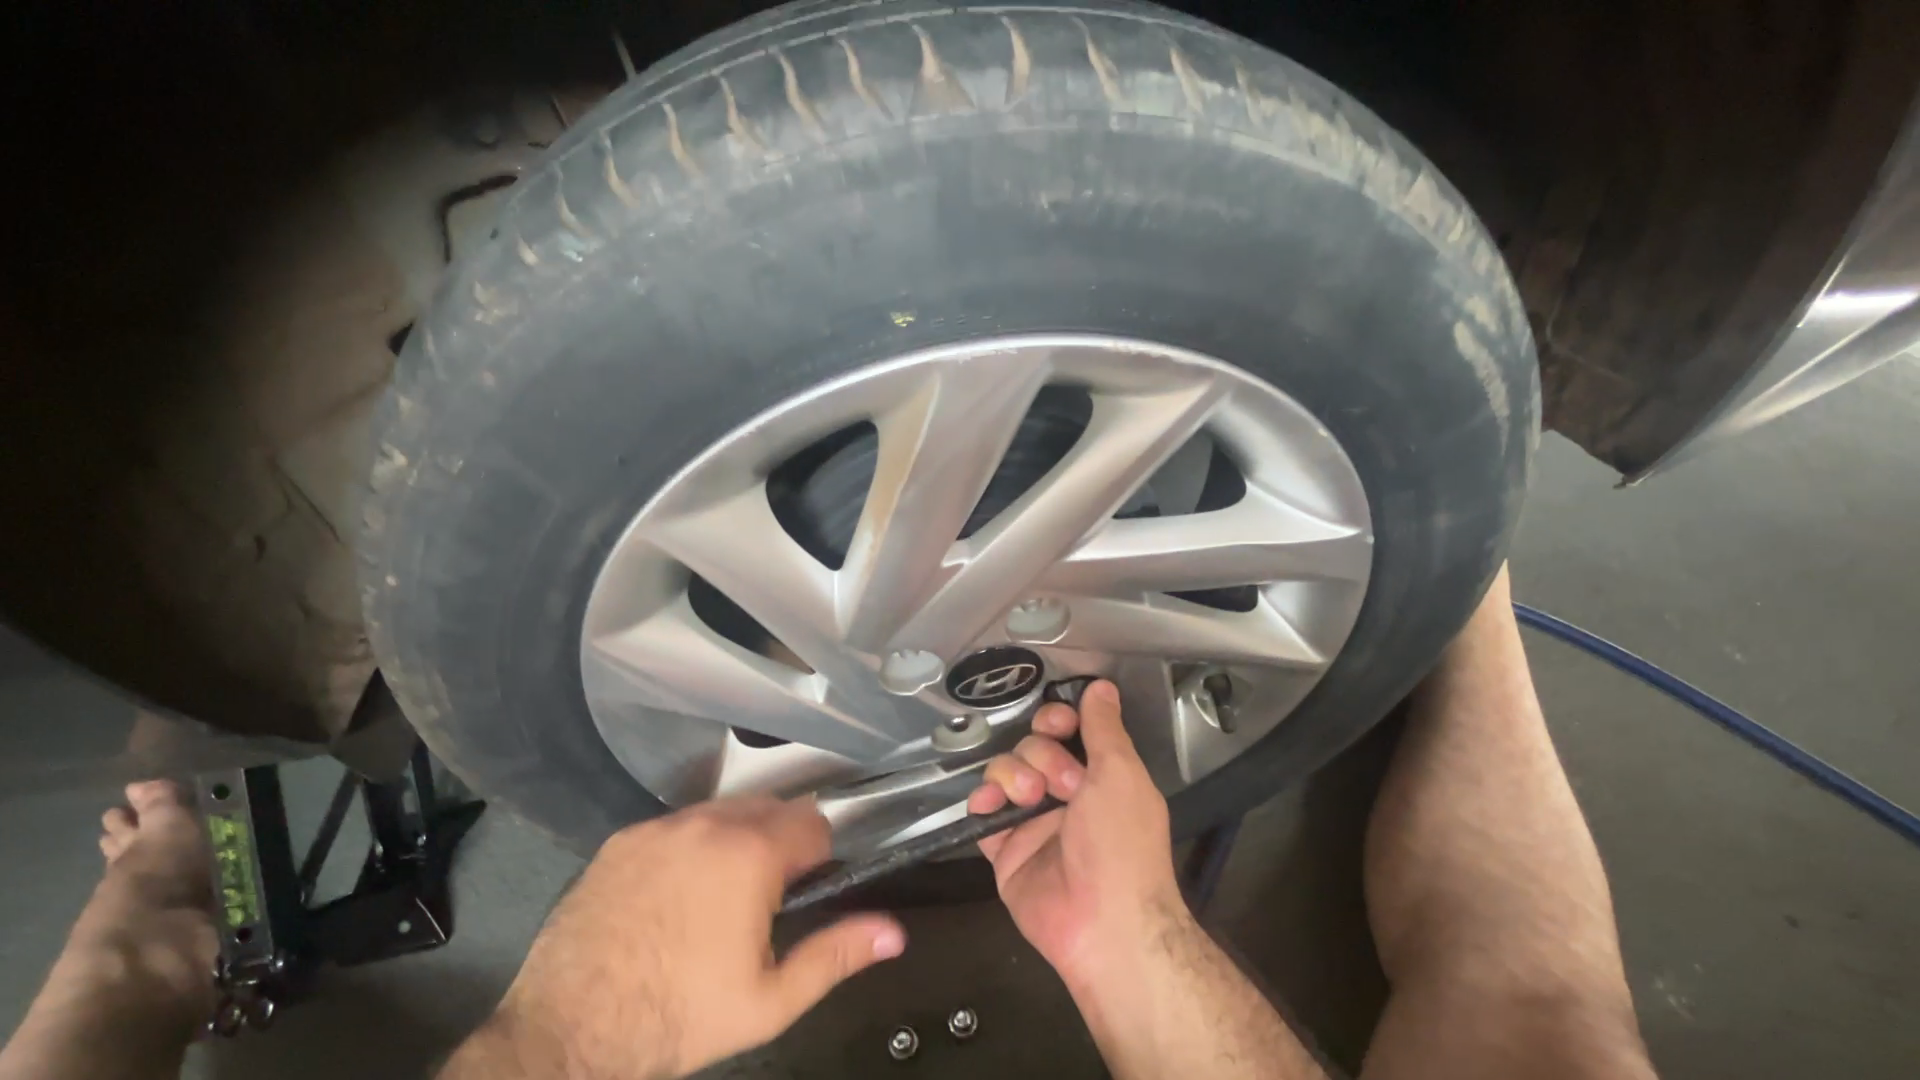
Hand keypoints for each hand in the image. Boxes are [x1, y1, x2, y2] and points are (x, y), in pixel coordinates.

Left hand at [448, 798, 904, 1079]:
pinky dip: (690, 847)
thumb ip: (837, 955)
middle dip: (782, 843)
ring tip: (721, 898)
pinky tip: (674, 896)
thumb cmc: (679, 1015)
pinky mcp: (621, 840)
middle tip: (769, 900)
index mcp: (753, 854)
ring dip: (736, 840)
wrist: (567, 1032)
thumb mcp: (771, 1000)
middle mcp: (708, 824)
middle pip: (770, 808)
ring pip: (722, 813)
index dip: (821, 856)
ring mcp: (659, 828)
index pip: (814, 822)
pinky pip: (676, 827)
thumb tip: (894, 932)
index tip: (807, 890)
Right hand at [966, 680, 1186, 988]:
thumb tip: (1102, 687)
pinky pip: (982, 811)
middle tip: (1061, 785)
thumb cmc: (1121, 843)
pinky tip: (990, 804)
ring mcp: (1033, 821)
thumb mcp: (1121, 774)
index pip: (1067, 730)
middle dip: (1040, 756)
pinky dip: (982, 801)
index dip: (1056, 720)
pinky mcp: (1005, 848)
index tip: (1056, 724)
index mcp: (1100, 776)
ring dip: (1011, 774)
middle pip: (1032, 746)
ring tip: (1027, 798)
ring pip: (1005, 772)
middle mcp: (1066, 795)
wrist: (1103, 923)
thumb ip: (1104, 728)